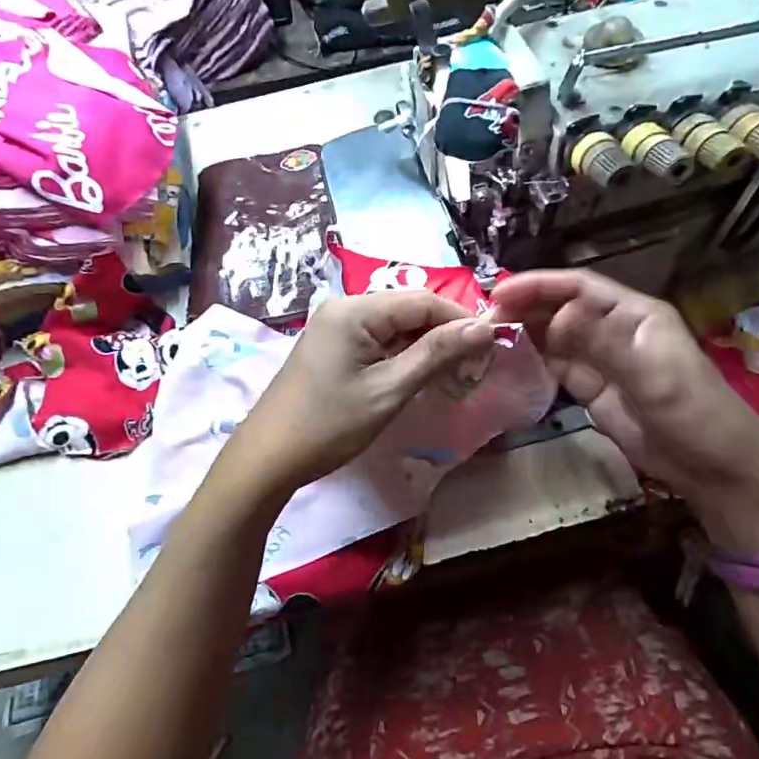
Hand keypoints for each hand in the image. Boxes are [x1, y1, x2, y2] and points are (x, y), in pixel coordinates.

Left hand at [226, 291, 495, 491]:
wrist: (268, 458)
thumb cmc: (329, 425)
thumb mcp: (389, 390)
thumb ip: (437, 354)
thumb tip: (484, 327)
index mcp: (354, 309)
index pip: (422, 300)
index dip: (460, 320)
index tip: (490, 349)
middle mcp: (344, 307)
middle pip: (409, 311)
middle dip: (444, 336)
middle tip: (472, 372)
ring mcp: (335, 327)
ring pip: (396, 328)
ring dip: (426, 350)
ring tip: (452, 380)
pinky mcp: (333, 347)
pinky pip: (378, 342)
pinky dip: (403, 358)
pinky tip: (420, 379)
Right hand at [490, 270, 758, 549]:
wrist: (712, 467)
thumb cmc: (693, 413)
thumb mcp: (654, 375)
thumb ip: (606, 343)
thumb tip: (559, 314)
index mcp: (634, 314)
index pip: (579, 288)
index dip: (539, 286)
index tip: (500, 294)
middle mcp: (614, 329)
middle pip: (562, 308)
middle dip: (524, 308)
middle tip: (484, 320)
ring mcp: (602, 360)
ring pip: (555, 337)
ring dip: (524, 333)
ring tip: (486, 338)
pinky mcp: (593, 389)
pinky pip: (557, 367)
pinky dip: (532, 362)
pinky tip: (507, 362)